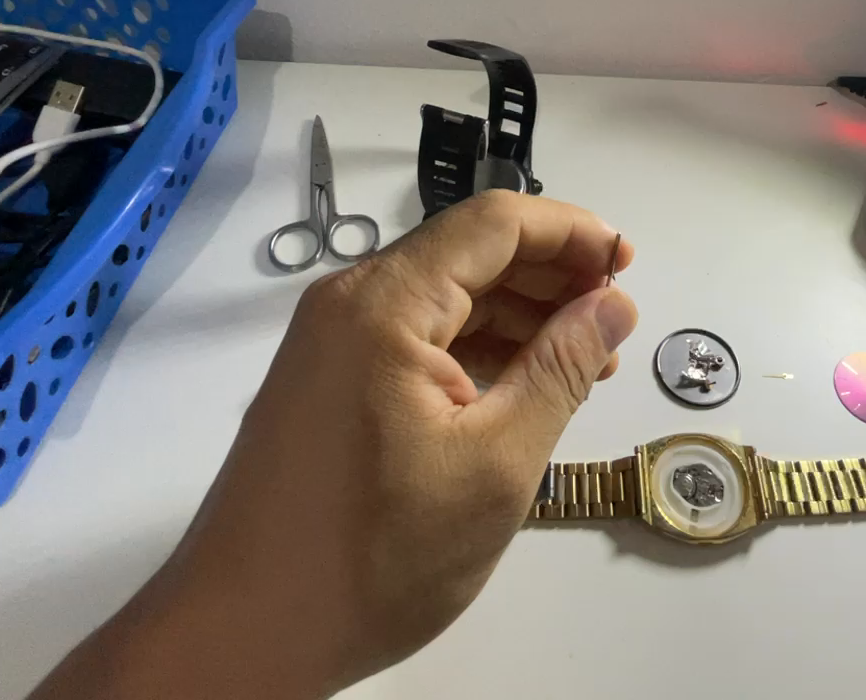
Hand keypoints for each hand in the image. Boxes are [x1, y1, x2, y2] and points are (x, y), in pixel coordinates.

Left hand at [32, 192, 637, 698]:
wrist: (240, 641)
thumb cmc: (373, 557)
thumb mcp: (495, 462)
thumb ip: (562, 367)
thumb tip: (614, 303)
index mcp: (386, 303)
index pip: (494, 223)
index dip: (571, 230)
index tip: (625, 262)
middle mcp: (354, 301)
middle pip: (471, 252)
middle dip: (552, 273)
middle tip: (614, 313)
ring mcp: (337, 338)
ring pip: (450, 294)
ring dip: (522, 313)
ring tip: (586, 356)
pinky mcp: (334, 375)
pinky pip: (422, 334)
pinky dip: (480, 346)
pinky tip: (526, 381)